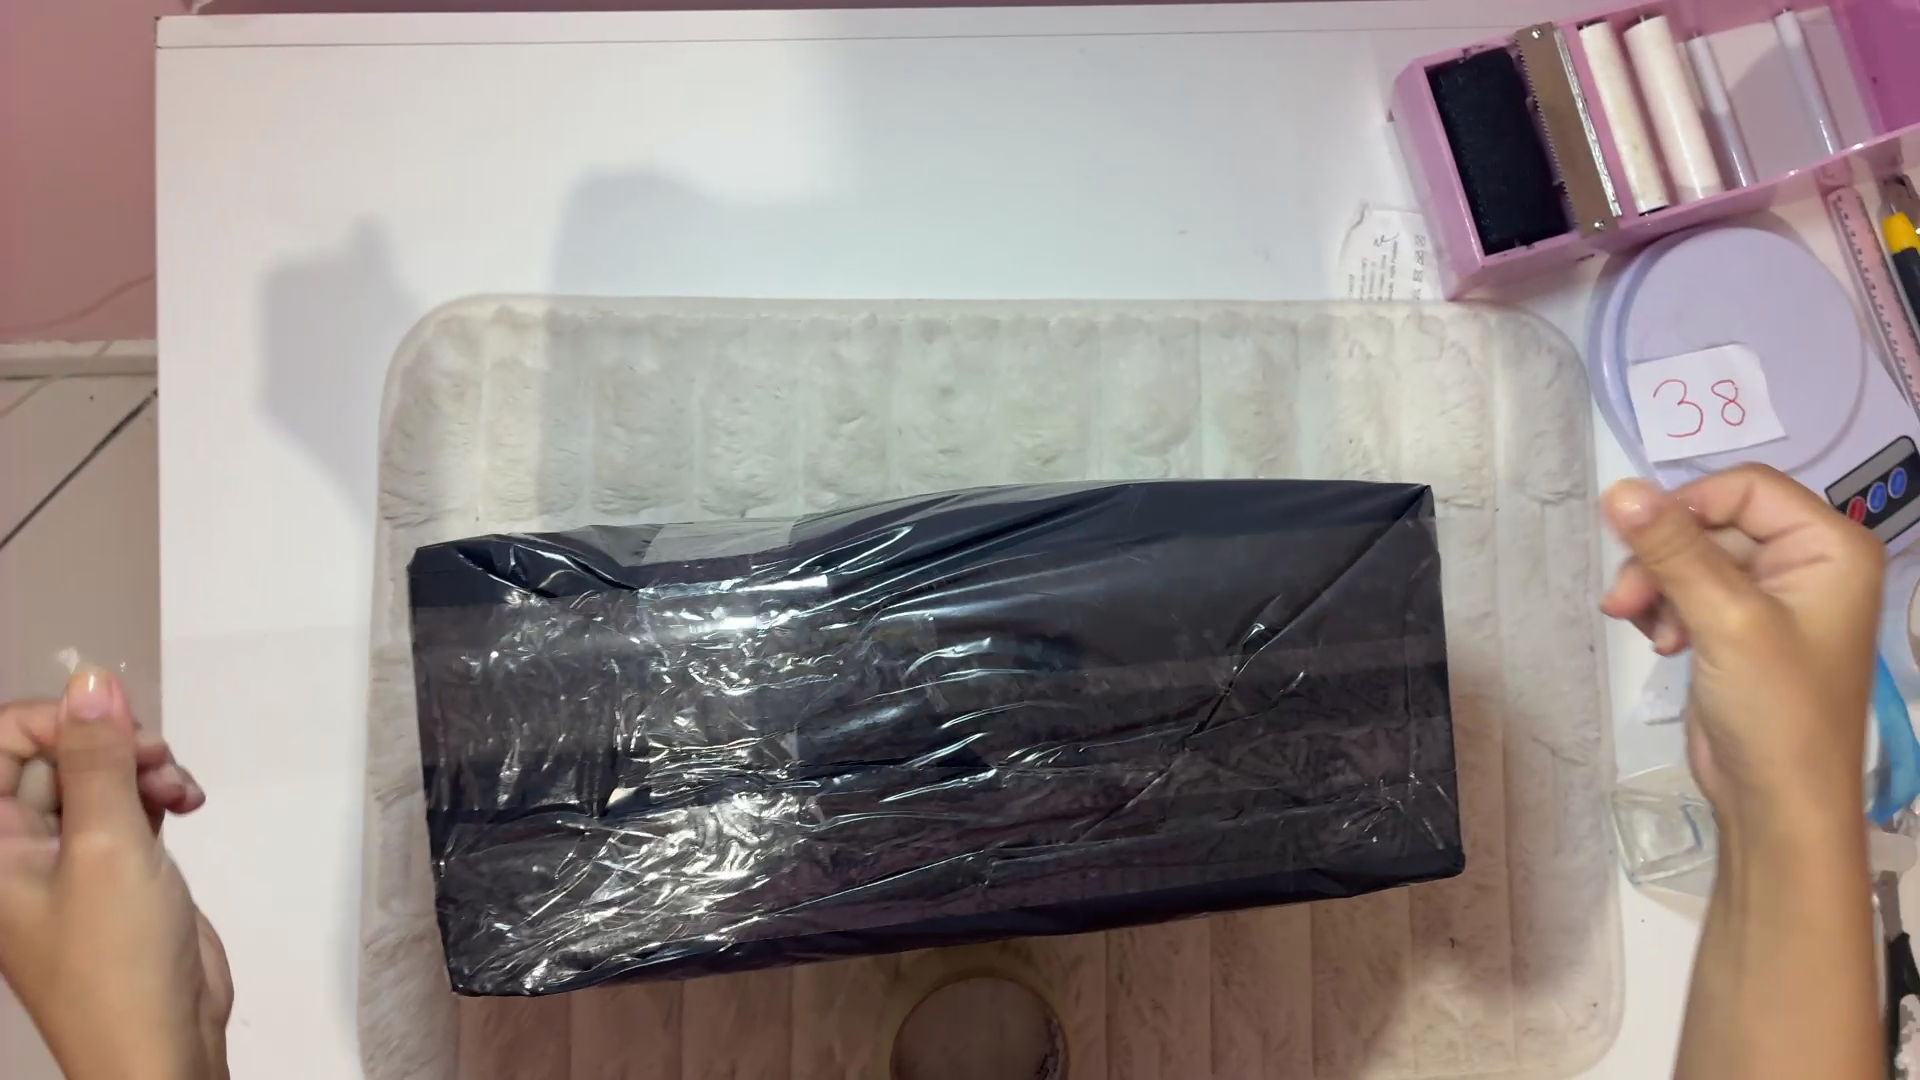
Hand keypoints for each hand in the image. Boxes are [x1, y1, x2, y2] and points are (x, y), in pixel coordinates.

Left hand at [0, 667, 231, 1079]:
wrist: (157, 1024)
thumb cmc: (116, 947)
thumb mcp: (109, 845)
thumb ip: (100, 762)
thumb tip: (93, 683)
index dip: (63, 722)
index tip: (126, 739)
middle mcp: (11, 841)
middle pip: (55, 754)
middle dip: (120, 748)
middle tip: (164, 770)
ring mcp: (62, 850)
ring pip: (100, 774)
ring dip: (150, 771)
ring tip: (184, 795)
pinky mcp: (111, 859)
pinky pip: (127, 800)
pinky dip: (162, 794)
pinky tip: (189, 806)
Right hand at [1600, 465, 1883, 830]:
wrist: (1773, 789)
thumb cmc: (1773, 703)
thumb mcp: (1722, 618)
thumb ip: (1672, 550)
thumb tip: (1620, 489)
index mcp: (1827, 548)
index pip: (1742, 489)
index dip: (1683, 509)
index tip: (1640, 548)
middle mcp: (1803, 562)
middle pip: (1705, 523)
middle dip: (1658, 559)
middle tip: (1626, 603)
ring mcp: (1767, 593)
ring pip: (1684, 555)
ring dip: (1651, 586)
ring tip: (1643, 626)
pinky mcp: (1734, 620)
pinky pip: (1681, 587)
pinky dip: (1659, 607)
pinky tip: (1659, 639)